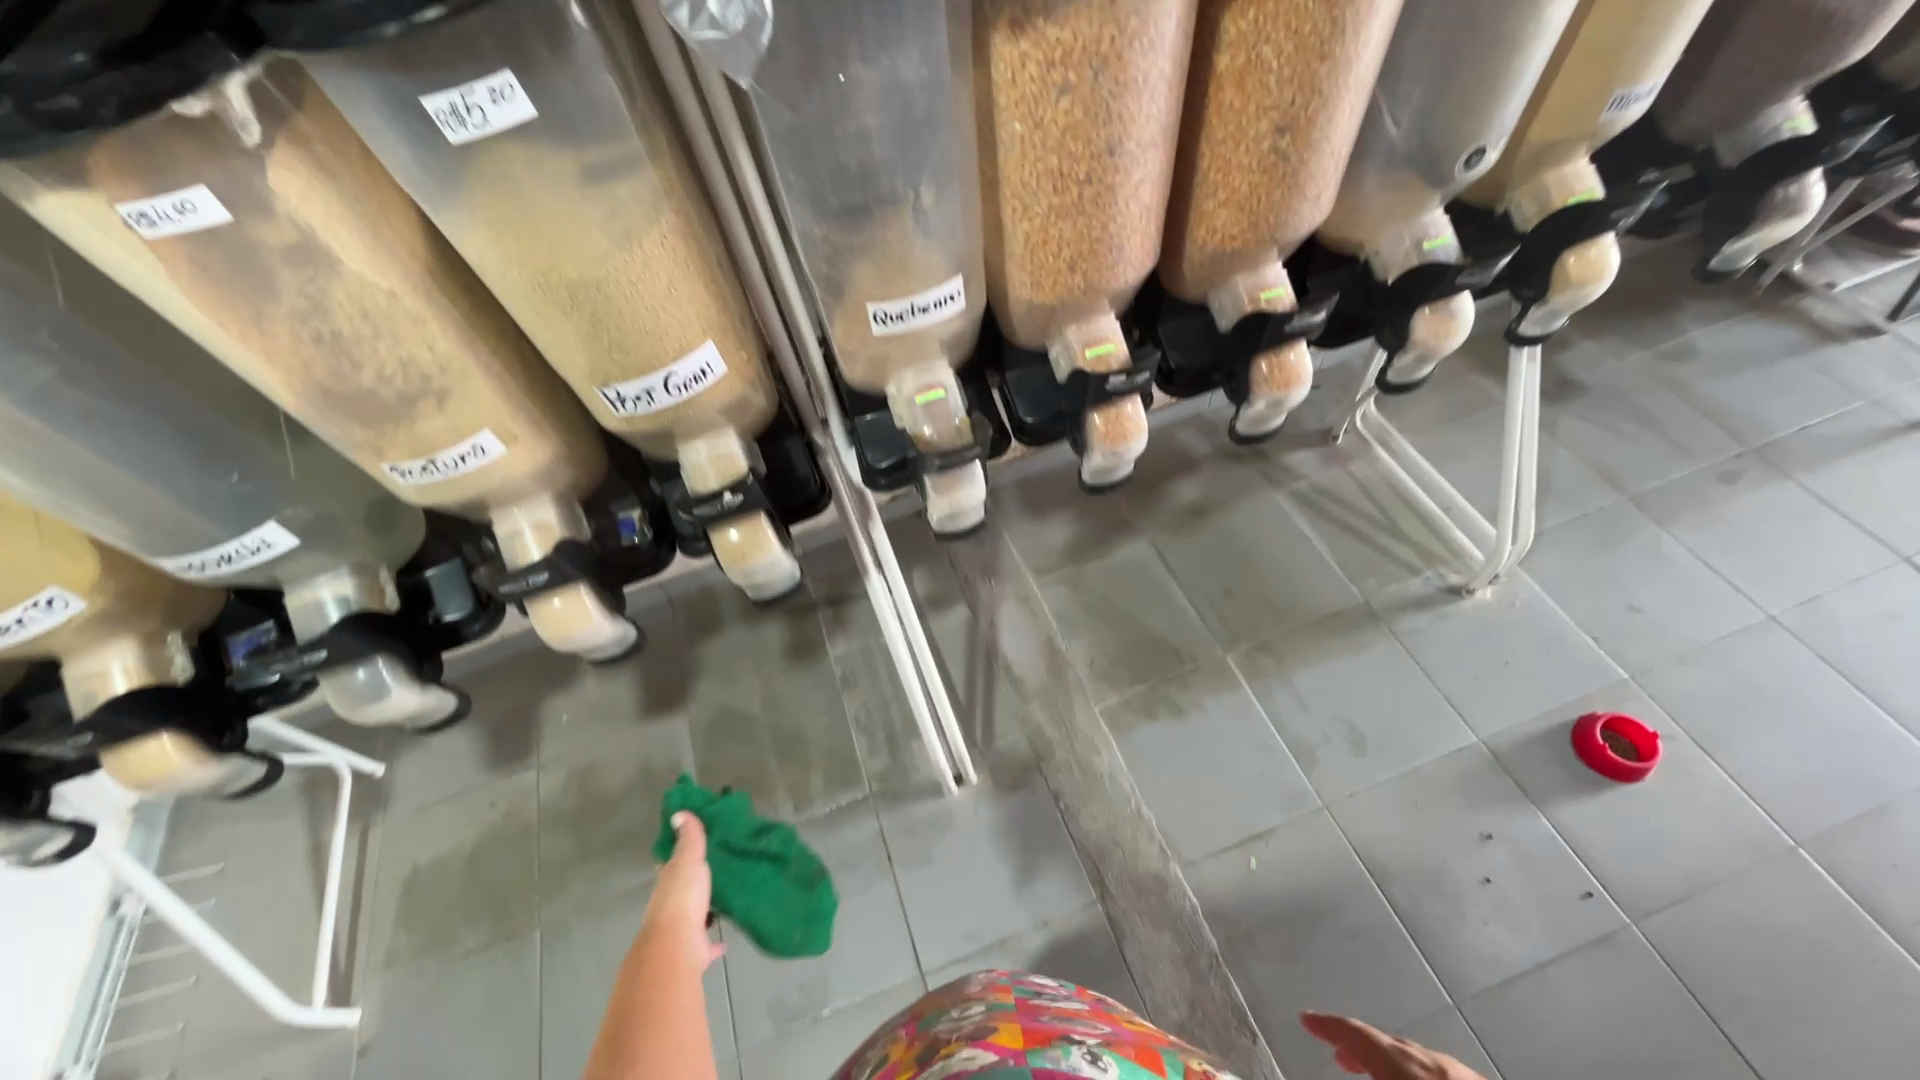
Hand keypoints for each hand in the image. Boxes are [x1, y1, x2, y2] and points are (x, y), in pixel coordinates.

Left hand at [639, 812, 725, 970]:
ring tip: (724, 900)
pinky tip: (726, 942)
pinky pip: (705, 944)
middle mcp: (670, 904)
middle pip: (682, 888)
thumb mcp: (688, 860)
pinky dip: (714, 944)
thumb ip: (688, 839)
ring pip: (693, 915)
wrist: (677, 945)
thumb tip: (678, 813)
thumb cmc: (682, 897)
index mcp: (668, 880)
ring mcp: (680, 928)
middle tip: (718, 870)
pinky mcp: (693, 949)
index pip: (671, 862)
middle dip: (694, 882)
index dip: (679, 853)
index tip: (694, 844)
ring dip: (704, 910)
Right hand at [1301, 1012, 1487, 1079]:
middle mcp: (1436, 1066)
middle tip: (1338, 1054)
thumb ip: (1364, 1070)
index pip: (1358, 1035)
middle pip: (1391, 1045)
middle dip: (1361, 1047)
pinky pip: (1444, 1077)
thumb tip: (1340, 1064)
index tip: (1308, 1019)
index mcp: (1404, 1068)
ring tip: (1378, 1075)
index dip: (1329, 1026)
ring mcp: (1466, 1079)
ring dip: (1392, 1065)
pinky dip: (1420, 1078)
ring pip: (1421, 1062)